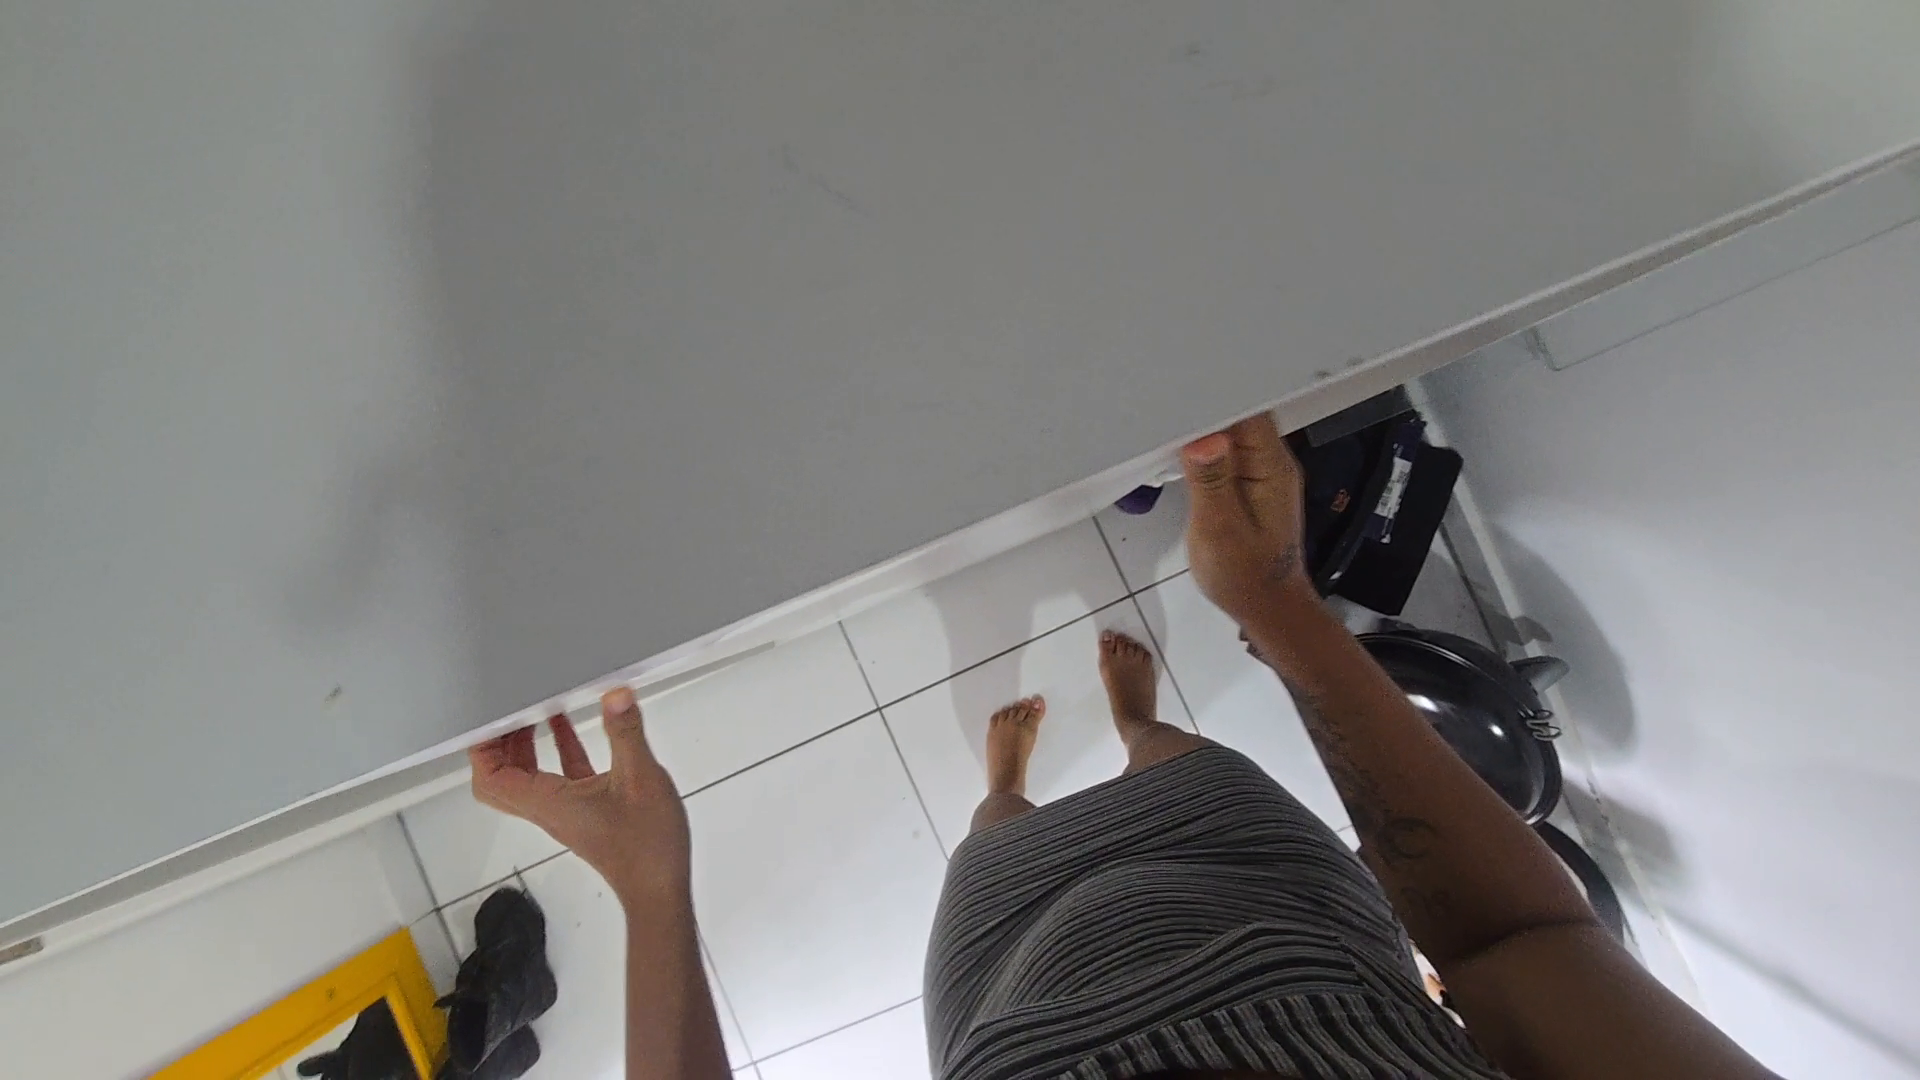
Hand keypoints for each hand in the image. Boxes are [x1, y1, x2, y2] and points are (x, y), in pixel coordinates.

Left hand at [469, 687, 689, 905]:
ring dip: (525, 746)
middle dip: (499, 744)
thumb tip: (615, 693)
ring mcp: (567, 812)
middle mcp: (548, 809)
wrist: (660, 887)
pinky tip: (572, 727)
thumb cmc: (646, 838)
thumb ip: (626, 733)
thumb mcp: (641, 777)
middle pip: (501, 780)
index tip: (491, 715)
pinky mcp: (587, 812)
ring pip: (528, 779)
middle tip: (512, 709)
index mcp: (549, 803)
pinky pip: (559, 778)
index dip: (483, 749)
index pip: (493, 779)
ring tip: (538, 710)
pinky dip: (558, 751)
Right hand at [1179, 411, 1313, 622]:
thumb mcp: (1220, 531)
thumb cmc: (1242, 575)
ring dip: (1201, 423)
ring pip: (1232, 433)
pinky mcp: (1248, 484)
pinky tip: (1180, 441)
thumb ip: (1211, 482)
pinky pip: (1227, 452)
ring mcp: (1261, 473)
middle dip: (1204, 402)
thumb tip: (1203, 438)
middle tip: (1160, 390)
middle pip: (1241, 415)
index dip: (1215, 394)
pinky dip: (1204, 444)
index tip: (1178, 382)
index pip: (1247, 412)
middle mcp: (1271, 462)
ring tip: (1163, 409)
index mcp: (1271, 467)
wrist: (1266, 607)